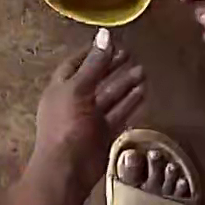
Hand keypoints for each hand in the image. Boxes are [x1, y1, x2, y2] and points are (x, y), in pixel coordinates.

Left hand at [32, 30, 146, 189]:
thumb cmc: (66, 125)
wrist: (67, 169)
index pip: (76, 64)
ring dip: (125, 84)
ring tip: (143, 71)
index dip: (91, 53)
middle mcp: (75, 101)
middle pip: (95, 79)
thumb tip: (105, 34)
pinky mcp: (103, 134)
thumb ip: (94, 63)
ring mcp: (89, 119)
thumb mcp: (78, 89)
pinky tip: (143, 92)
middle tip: (131, 55)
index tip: (110, 42)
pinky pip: (118, 114)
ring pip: (110, 96)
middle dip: (112, 66)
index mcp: (61, 88)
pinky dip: (130, 103)